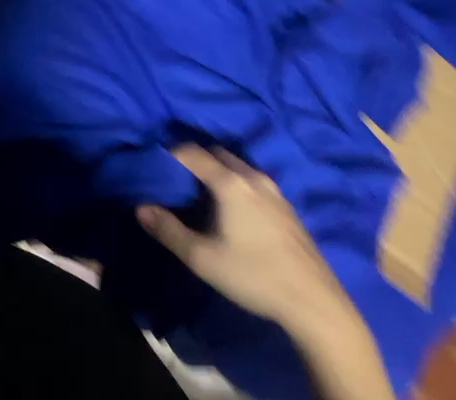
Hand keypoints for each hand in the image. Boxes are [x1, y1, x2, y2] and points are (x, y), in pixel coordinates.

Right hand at [137, 145, 350, 338]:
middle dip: (194, 160)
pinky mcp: (287, 207)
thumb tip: (141, 207)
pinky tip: (232, 211)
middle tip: (175, 181)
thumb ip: (169, 230)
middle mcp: (253, 177)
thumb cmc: (253, 276)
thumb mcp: (203, 258)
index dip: (170, 155)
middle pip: (217, 154)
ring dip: (217, 172)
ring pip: (238, 168)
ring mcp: (275, 191)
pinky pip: (253, 182)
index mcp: (230, 183)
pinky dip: (236, 185)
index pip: (193, 152)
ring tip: (201, 196)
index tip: (154, 167)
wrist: (314, 302)